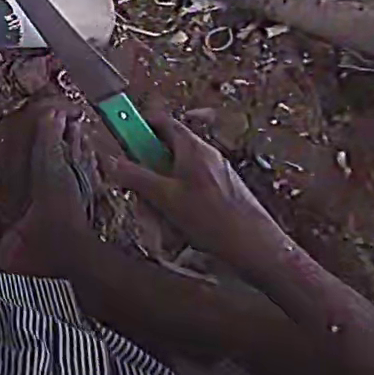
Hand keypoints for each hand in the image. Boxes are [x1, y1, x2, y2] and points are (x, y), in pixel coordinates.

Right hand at [97, 113, 300, 274]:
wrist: (263, 253)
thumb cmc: (213, 219)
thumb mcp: (164, 197)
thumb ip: (135, 176)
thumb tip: (110, 160)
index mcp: (192, 147)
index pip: (160, 121)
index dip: (137, 125)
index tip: (122, 139)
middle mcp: (206, 155)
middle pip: (165, 149)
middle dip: (146, 168)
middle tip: (136, 187)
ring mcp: (217, 174)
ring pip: (176, 173)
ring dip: (160, 189)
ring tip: (158, 213)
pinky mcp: (225, 193)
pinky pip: (191, 188)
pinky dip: (178, 201)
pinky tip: (178, 224)